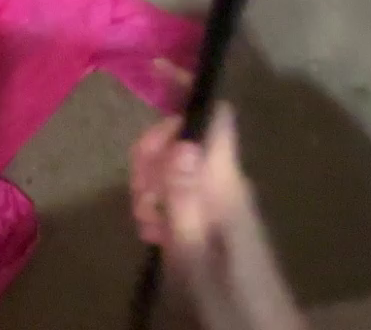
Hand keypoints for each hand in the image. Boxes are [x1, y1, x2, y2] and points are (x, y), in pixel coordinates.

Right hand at [130, 101, 305, 329]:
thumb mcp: (195, 254)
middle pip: (182, 137)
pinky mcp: (217, 216)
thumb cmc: (230, 302)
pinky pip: (182, 188)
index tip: (154, 68)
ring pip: (176, 162)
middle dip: (151, 153)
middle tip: (140, 195)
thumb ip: (185, 196)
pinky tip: (155, 230)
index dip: (186, 85)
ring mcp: (222, 198)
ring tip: (148, 222)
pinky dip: (160, 201)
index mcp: (224, 183)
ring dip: (151, 182)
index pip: (212, 115)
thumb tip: (182, 138)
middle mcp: (226, 180)